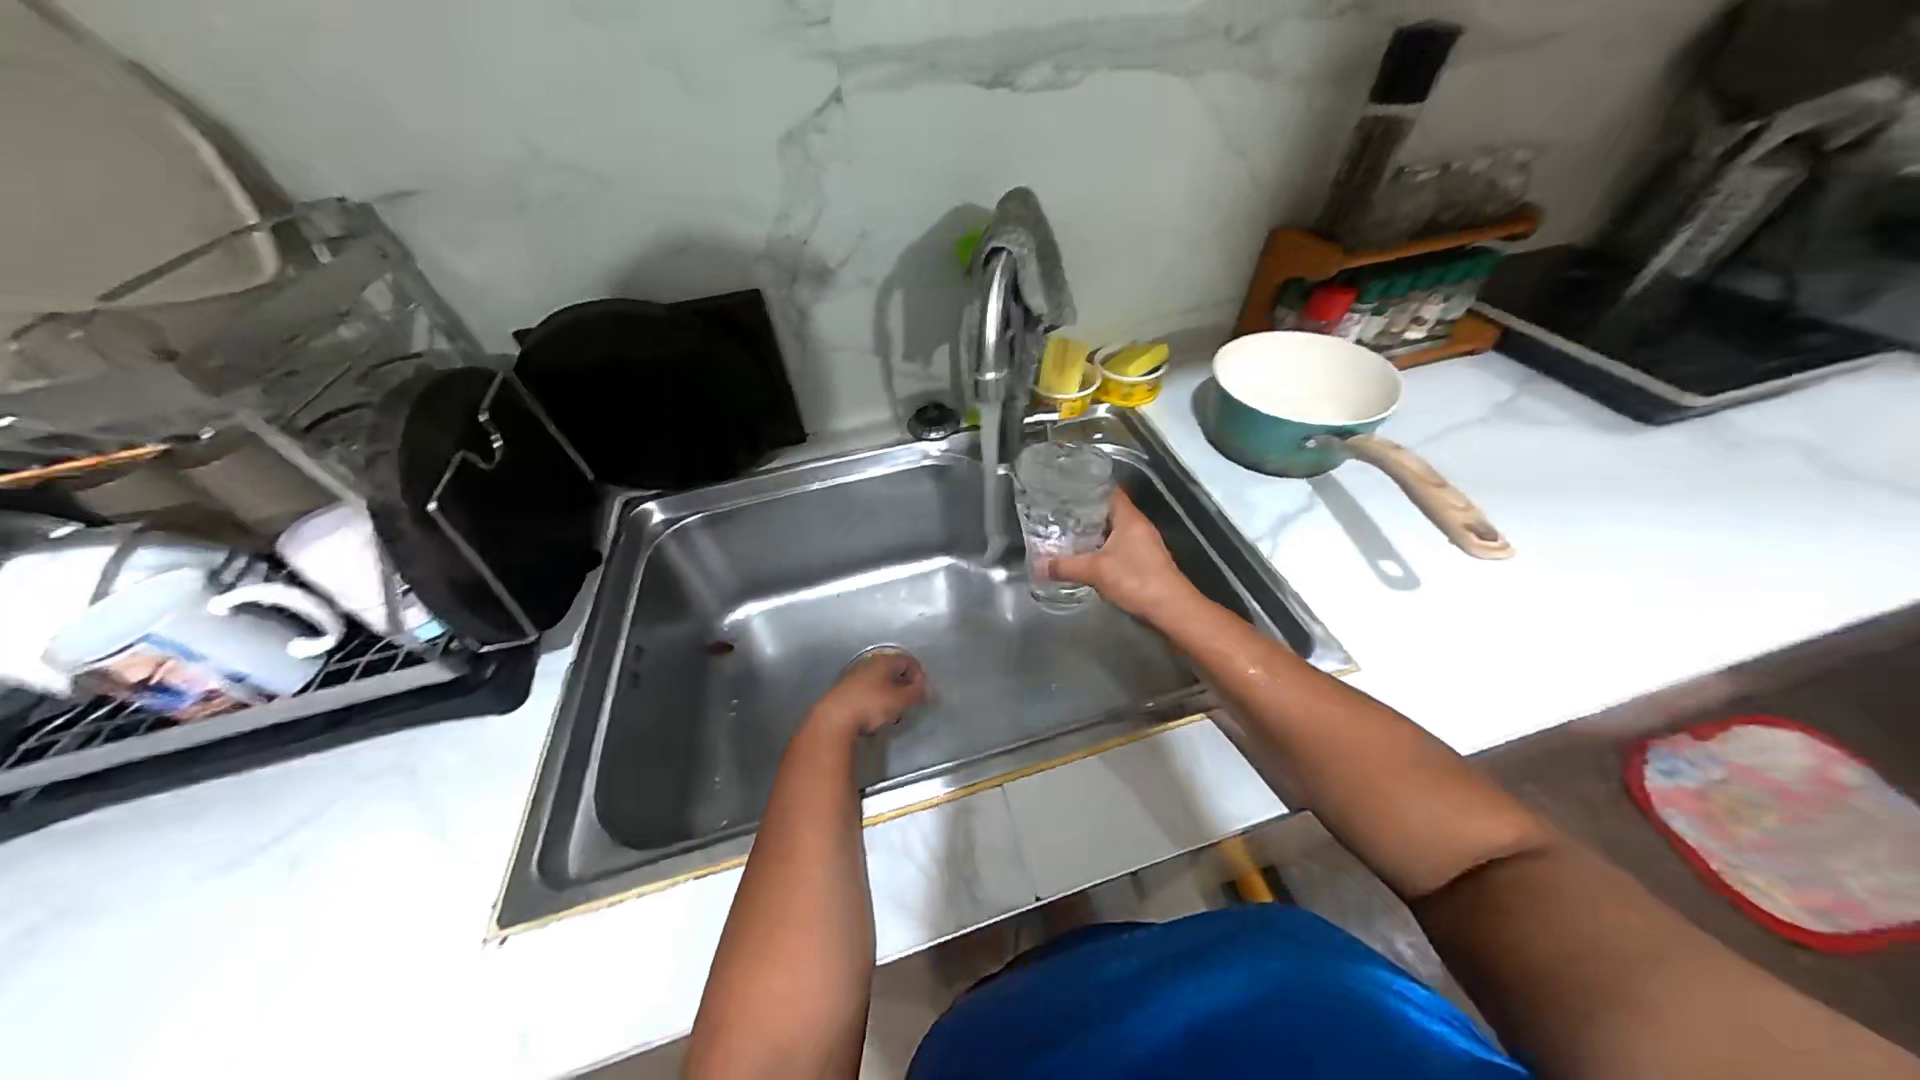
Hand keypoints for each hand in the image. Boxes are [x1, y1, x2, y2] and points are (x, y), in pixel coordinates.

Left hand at [809, 648, 929, 736]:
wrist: (835, 718)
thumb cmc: (871, 705)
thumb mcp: (900, 700)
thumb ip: (917, 693)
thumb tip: (927, 688)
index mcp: (885, 660)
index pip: (910, 661)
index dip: (919, 676)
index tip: (920, 693)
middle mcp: (870, 662)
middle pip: (895, 670)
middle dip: (904, 686)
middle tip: (907, 703)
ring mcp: (856, 674)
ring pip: (881, 681)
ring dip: (890, 694)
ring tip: (890, 711)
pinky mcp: (846, 688)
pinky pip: (868, 689)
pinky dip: (875, 698)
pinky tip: (873, 714)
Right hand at [1047, 490, 1198, 621]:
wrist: (1171, 610)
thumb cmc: (1136, 581)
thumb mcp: (1095, 571)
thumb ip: (1065, 566)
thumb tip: (1038, 566)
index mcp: (1130, 519)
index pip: (1110, 492)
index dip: (1089, 488)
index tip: (1066, 491)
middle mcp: (1139, 527)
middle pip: (1110, 512)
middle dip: (1085, 514)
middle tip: (1059, 516)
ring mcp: (1144, 545)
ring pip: (1114, 532)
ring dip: (1093, 535)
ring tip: (1067, 536)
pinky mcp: (1144, 563)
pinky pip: (1118, 549)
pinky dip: (1102, 550)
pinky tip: (1086, 559)